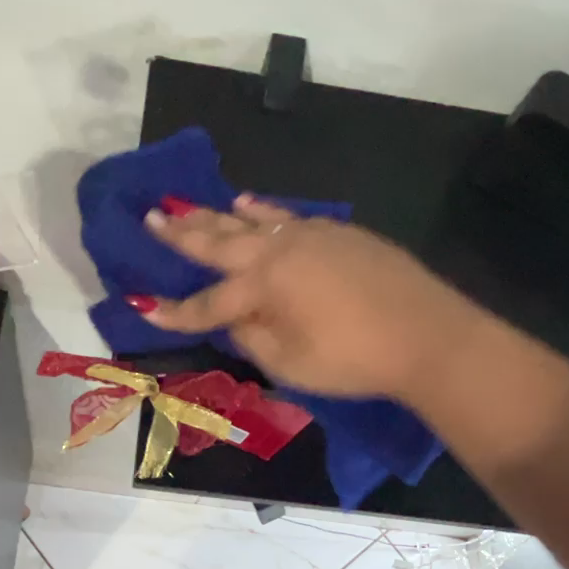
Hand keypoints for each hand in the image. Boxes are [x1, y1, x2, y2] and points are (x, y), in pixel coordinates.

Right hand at [137, 195, 493, 401]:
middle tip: (152, 217)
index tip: (140, 306)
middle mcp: (281, 249)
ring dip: (218, 215)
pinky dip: (264, 211)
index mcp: (264, 284)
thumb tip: (236, 319)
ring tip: (190, 205)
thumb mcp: (291, 364)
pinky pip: (288, 216)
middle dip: (183, 233)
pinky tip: (254, 204)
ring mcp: (312, 234)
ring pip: (254, 219)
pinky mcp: (341, 233)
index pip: (208, 302)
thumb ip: (253, 338)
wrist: (428, 335)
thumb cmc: (353, 360)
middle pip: (222, 240)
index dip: (174, 310)